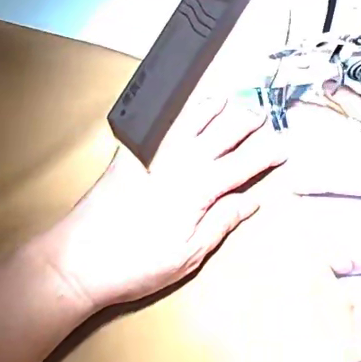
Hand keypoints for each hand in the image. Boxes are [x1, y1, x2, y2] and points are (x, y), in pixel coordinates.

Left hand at [33, 98, 282, 312]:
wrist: (78, 257)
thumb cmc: (135, 263)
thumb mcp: (188, 255)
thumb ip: (221, 222)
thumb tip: (250, 201)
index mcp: (199, 189)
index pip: (242, 166)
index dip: (265, 155)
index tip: (283, 146)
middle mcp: (180, 163)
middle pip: (221, 134)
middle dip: (244, 122)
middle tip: (261, 114)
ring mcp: (154, 154)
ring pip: (190, 121)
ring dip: (211, 108)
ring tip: (225, 98)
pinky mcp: (130, 154)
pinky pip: (160, 124)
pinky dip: (176, 113)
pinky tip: (181, 109)